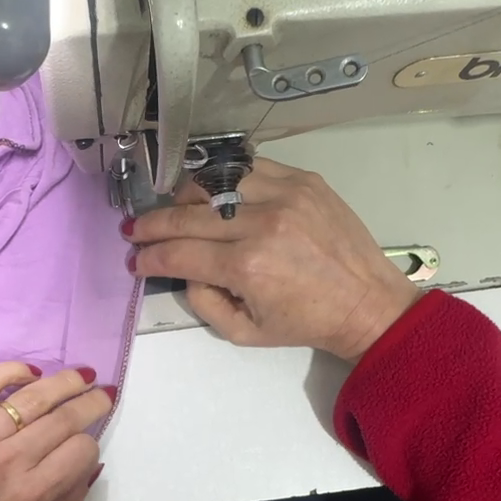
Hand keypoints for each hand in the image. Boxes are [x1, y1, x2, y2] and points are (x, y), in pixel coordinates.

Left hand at [0, 362, 112, 500]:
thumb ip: (67, 499)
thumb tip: (91, 459)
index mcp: (30, 496)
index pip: (80, 450)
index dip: (89, 443)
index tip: (85, 443)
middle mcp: (6, 462)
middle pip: (62, 418)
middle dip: (90, 402)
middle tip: (103, 392)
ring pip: (30, 397)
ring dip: (63, 381)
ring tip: (79, 376)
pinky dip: (10, 371)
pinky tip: (29, 372)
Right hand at [126, 158, 420, 360]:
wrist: (365, 301)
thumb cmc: (304, 323)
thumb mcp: (245, 333)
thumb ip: (203, 303)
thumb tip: (183, 270)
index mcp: (248, 268)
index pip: (179, 254)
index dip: (150, 257)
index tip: (135, 258)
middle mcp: (262, 224)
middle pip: (187, 214)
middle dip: (154, 224)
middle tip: (135, 228)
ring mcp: (285, 195)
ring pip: (213, 181)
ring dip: (186, 196)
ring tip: (177, 210)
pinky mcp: (303, 179)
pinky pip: (248, 167)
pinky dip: (224, 179)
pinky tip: (215, 193)